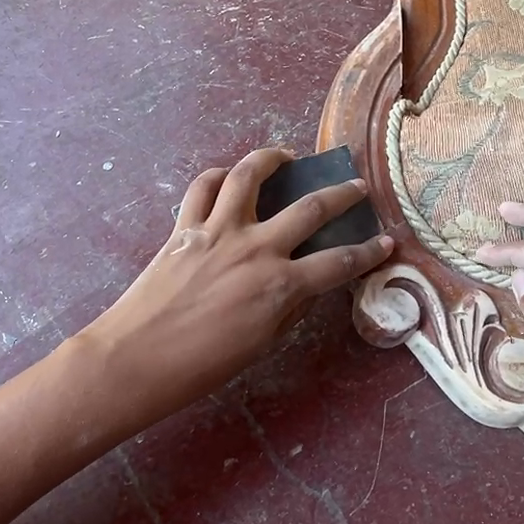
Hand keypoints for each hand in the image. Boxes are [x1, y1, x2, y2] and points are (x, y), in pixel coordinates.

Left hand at [74, 148, 394, 425]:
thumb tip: (305, 285)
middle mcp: (256, 248)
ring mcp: (219, 231)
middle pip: (310, 208)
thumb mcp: (261, 345)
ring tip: (286, 156)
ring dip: (272, 159)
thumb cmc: (202, 366)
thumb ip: (289, 309)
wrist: (136, 359)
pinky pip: (203, 188)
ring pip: (250, 176)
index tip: (386, 242)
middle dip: (342, 193)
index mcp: (280, 285)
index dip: (369, 252)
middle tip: (356, 185)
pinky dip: (218, 176)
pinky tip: (228, 177)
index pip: (339, 263)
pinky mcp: (185, 226)